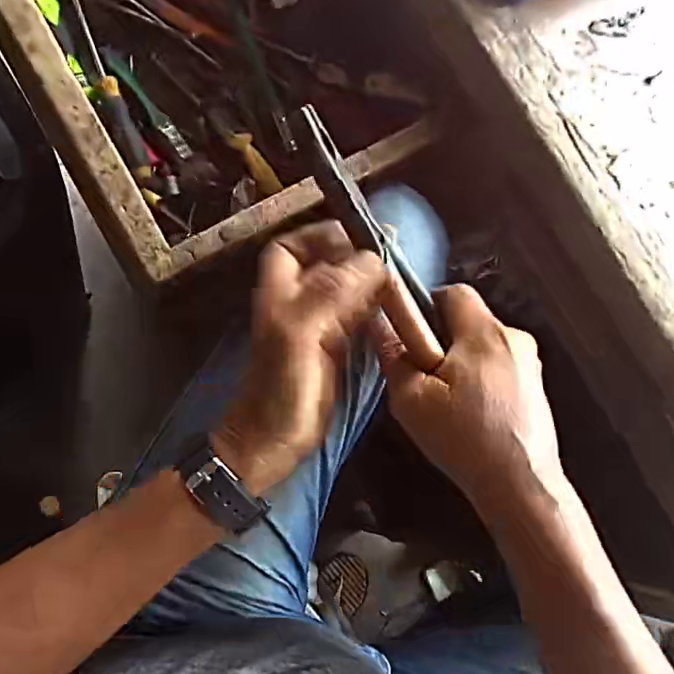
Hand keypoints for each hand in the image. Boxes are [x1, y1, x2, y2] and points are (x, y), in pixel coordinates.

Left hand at [214, 222, 386, 493]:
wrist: (275, 439)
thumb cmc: (281, 388)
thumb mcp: (301, 333)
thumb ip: (332, 292)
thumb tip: (371, 257)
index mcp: (280, 293)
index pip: (292, 246)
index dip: (319, 235)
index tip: (356, 235)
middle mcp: (297, 304)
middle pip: (325, 266)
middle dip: (354, 255)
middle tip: (391, 252)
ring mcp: (316, 328)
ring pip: (344, 290)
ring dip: (369, 280)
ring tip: (398, 274)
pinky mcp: (334, 350)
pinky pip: (356, 318)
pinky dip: (374, 308)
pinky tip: (393, 305)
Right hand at [376, 284, 563, 513]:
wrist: (520, 484)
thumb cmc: (463, 438)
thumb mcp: (411, 400)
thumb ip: (394, 356)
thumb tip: (379, 323)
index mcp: (484, 332)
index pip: (453, 292)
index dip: (426, 306)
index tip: (412, 337)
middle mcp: (514, 337)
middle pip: (468, 321)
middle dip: (444, 342)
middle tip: (425, 379)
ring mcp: (531, 364)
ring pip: (484, 347)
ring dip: (464, 365)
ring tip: (450, 404)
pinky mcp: (537, 388)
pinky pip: (501, 369)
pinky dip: (484, 383)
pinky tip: (474, 416)